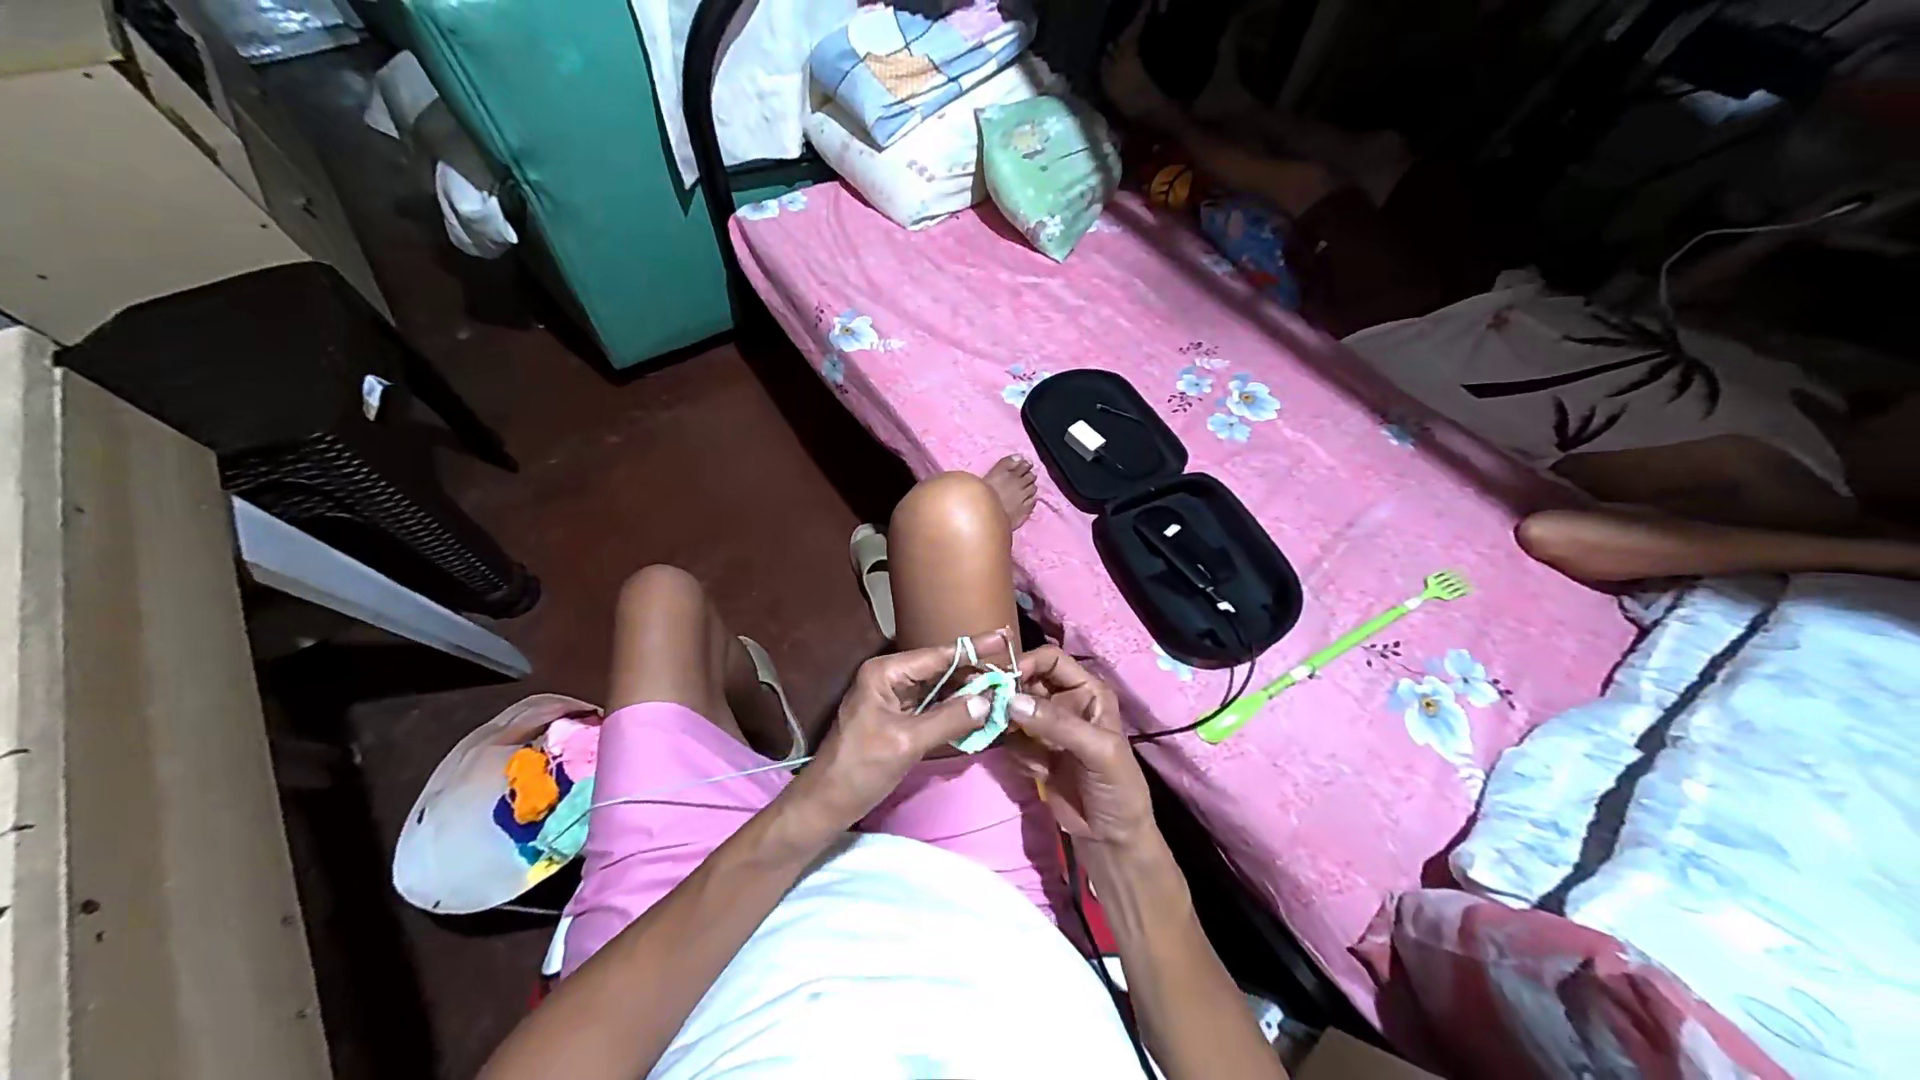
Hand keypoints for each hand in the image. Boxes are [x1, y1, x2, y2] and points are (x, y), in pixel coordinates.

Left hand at [779, 633, 1002, 832]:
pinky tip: (981, 709)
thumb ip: (949, 718)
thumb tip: (988, 700)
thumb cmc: (861, 767)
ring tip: (1004, 686)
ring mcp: (893, 698)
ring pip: (940, 688)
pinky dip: (956, 709)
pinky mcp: (898, 718)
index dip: (973, 648)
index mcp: (885, 672)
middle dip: (975, 670)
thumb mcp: (908, 742)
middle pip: (941, 669)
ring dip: (969, 691)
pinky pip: (934, 707)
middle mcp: (890, 677)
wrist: (827, 803)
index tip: (1005, 636)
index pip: (937, 654)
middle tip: (1012, 668)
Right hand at [1007, 647, 1155, 850]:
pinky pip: (1011, 740)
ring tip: (1003, 738)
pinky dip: (1013, 751)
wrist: (1112, 840)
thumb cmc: (1118, 789)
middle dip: (1007, 692)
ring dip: (1005, 723)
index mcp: (1088, 691)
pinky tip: (1033, 771)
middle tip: (988, 707)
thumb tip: (1013, 701)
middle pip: (1026, 681)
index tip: (1001, 679)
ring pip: (1013, 710)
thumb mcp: (1098, 752)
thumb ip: (1058, 724)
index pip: (1051, 660)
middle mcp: (1065, 702)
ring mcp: (1047, 728)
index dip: (1027, 662)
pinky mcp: (1033, 753)